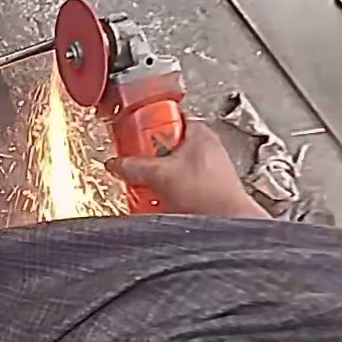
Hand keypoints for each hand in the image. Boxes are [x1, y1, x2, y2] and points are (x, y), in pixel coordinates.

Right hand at [104, 120, 269, 219]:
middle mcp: (204, 149)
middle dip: (146, 157)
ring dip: (152, 176)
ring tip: (144, 185)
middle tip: (135, 164)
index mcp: (198, 134)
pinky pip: (174, 184)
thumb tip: (115, 163)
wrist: (226, 224)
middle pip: (163, 145)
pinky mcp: (201, 189)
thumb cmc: (209, 194)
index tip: (132, 133)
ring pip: (167, 166)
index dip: (148, 123)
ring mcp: (204, 170)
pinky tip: (155, 199)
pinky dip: (161, 190)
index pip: (168, 116)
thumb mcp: (159, 174)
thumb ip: (133, 166)